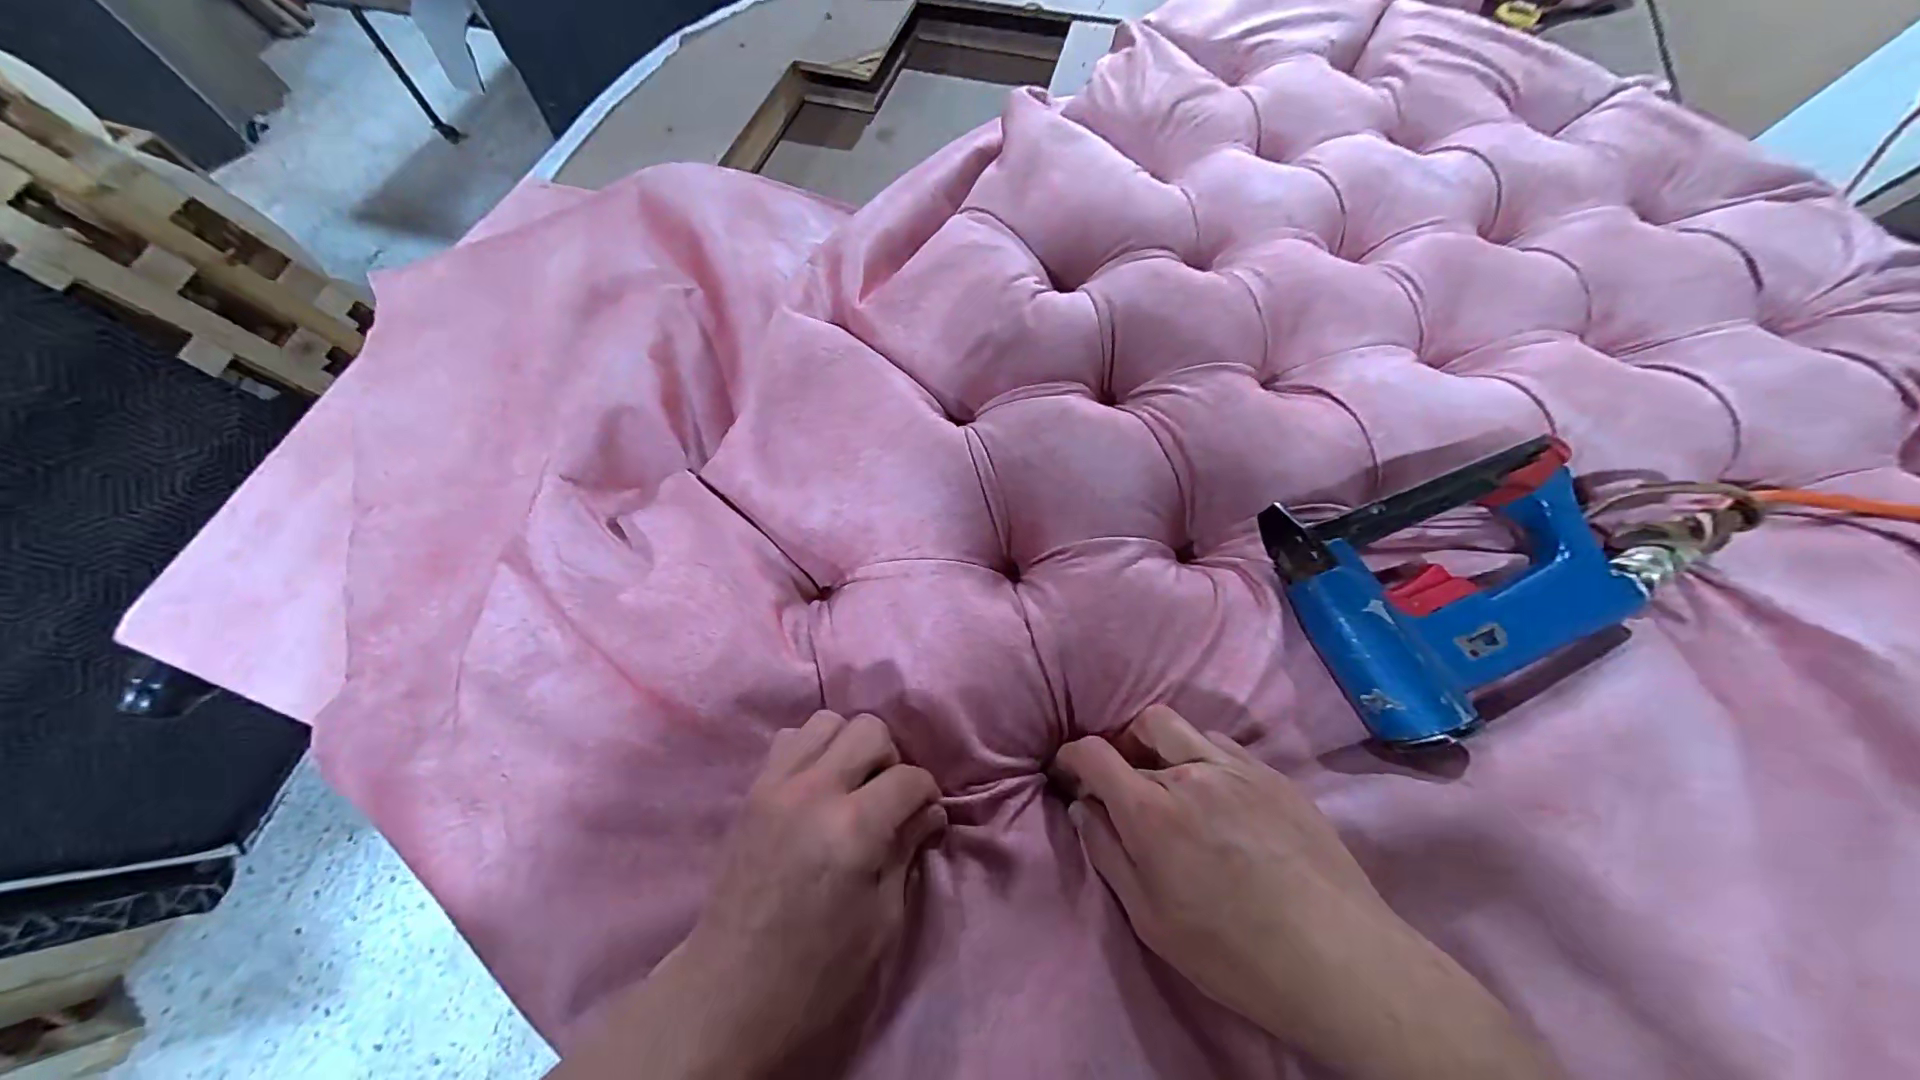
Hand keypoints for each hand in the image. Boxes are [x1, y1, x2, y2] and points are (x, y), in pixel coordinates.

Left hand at [554, 711, 945, 1079]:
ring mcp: (776, 785)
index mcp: (854, 829)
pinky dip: (811, 751)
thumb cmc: (818, 971)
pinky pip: (788, 739)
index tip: (926, 814)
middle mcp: (815, 791)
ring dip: (849, 746)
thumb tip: (928, 811)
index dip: (928, 793)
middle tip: (888, 797)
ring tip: (850, 785)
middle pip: (870, 729)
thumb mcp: (882, 920)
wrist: (730, 992)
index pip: (910, 778)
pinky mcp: (752, 791)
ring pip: (827, 721)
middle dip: (891, 759)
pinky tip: (815, 788)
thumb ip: (906, 850)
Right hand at [1052, 706, 1560, 1079]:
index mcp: (1152, 810)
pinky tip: (1219, 796)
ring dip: (1164, 746)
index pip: (1094, 753)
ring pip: (1184, 727)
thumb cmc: (1232, 952)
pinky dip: (1204, 757)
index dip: (1071, 757)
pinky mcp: (1275, 776)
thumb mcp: (1150, 918)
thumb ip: (1108, 853)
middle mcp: (1191, 772)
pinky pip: (1225, 746)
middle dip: (1121, 745)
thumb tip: (1085, 808)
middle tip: (1126, 781)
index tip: (1069, 773)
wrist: (1340, 961)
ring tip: (1173, 785)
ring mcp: (1239, 769)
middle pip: (1141, 725)